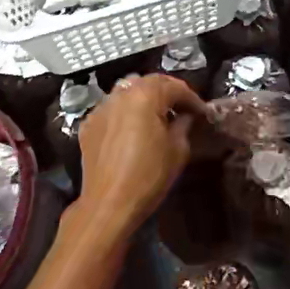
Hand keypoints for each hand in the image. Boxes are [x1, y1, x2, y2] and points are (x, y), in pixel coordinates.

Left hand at [76, 74, 206, 238]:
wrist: (108, 205)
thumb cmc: (148, 175)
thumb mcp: (178, 150)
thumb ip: (184, 125)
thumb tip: (185, 116)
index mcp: (145, 95)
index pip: (174, 86)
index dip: (191, 97)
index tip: (201, 111)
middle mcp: (120, 94)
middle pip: (149, 83)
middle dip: (167, 92)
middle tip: (182, 108)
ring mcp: (101, 108)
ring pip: (127, 92)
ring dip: (145, 99)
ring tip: (157, 115)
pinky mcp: (88, 125)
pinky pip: (112, 109)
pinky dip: (125, 112)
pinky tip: (133, 129)